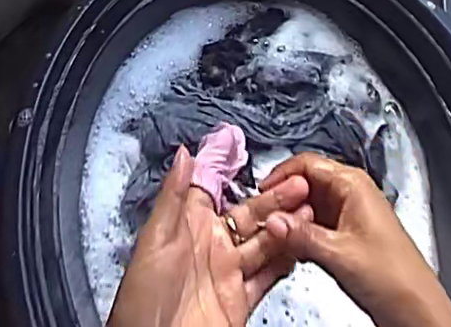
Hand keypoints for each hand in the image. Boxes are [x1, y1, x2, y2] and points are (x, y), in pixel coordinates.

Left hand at [108, 147, 313, 326]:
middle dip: (276, 197)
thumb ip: (173, 196)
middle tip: (300, 183)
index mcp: (191, 223)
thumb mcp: (155, 240)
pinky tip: (300, 246)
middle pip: (251, 213)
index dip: (237, 169)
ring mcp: (228, 271)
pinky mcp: (239, 301)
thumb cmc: (142, 299)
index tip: (256, 150)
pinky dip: (285, 261)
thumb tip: (184, 153)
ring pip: (264, 241)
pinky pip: (267, 277)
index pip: (217, 187)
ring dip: (286, 225)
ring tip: (308, 210)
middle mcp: (213, 243)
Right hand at [258, 153, 450, 326]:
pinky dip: (304, 231)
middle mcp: (352, 191)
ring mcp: (351, 212)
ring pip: (312, 203)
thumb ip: (301, 235)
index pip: (307, 163)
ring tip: (276, 233)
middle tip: (265, 216)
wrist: (418, 312)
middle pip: (308, 181)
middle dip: (286, 197)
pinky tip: (293, 247)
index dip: (281, 176)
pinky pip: (319, 222)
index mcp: (353, 183)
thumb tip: (271, 219)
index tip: (262, 194)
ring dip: (294, 216)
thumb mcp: (339, 254)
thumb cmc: (393, 278)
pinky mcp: (350, 233)